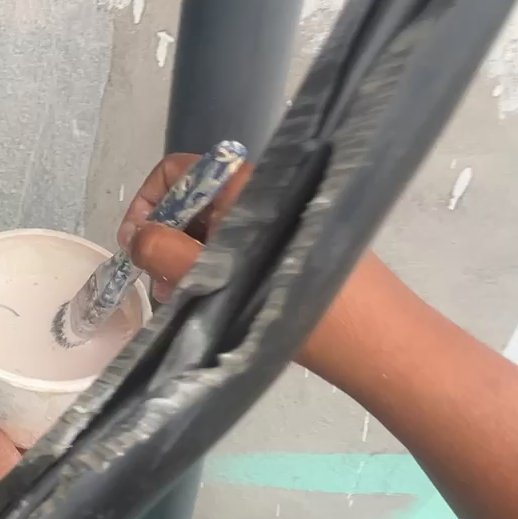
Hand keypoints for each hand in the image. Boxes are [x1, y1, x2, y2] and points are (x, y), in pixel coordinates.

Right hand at [114, 153, 407, 375]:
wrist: (381, 347)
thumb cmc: (296, 304)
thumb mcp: (213, 276)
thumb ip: (162, 250)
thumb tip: (137, 238)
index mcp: (245, 186)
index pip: (175, 171)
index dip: (145, 202)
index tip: (136, 245)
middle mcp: (260, 195)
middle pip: (189, 203)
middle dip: (162, 240)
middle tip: (159, 283)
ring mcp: (276, 223)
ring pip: (208, 230)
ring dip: (183, 262)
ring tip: (182, 300)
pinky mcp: (287, 250)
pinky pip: (231, 250)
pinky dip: (210, 271)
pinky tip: (207, 303)